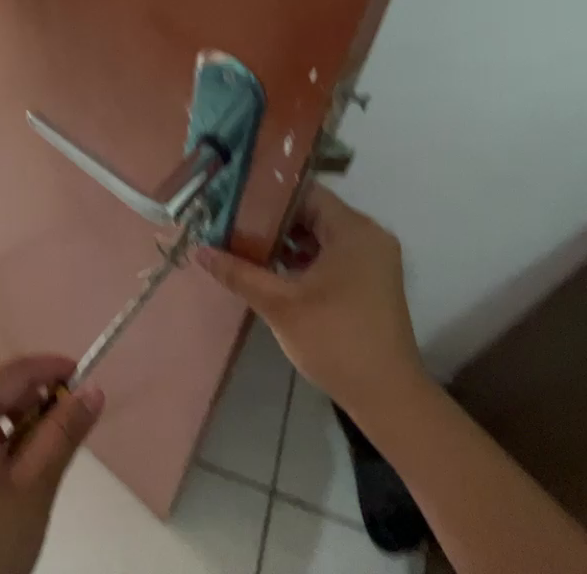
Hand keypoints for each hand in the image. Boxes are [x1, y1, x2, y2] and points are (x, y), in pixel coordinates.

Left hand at [0, 355, 104, 573]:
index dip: (52, 369)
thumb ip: (64, 432)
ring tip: (31, 472)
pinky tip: (1, 485)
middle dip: (32, 407)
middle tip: (62, 439)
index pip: (12, 371)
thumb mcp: (33, 488)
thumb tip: (93, 390)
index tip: (86, 378)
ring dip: (11, 430)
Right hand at [195, 185, 428, 414]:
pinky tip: (272, 269)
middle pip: (312, 212)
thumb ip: (239, 273)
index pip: (304, 192)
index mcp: (353, 230)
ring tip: (243, 244)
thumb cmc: (334, 340)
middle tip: (231, 223)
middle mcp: (368, 235)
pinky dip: (304, 258)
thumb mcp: (279, 305)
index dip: (266, 194)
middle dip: (271, 220)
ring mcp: (373, 259)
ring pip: (321, 235)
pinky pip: (332, 254)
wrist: (386, 395)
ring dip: (286, 241)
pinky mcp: (371, 280)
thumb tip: (200, 251)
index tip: (232, 200)